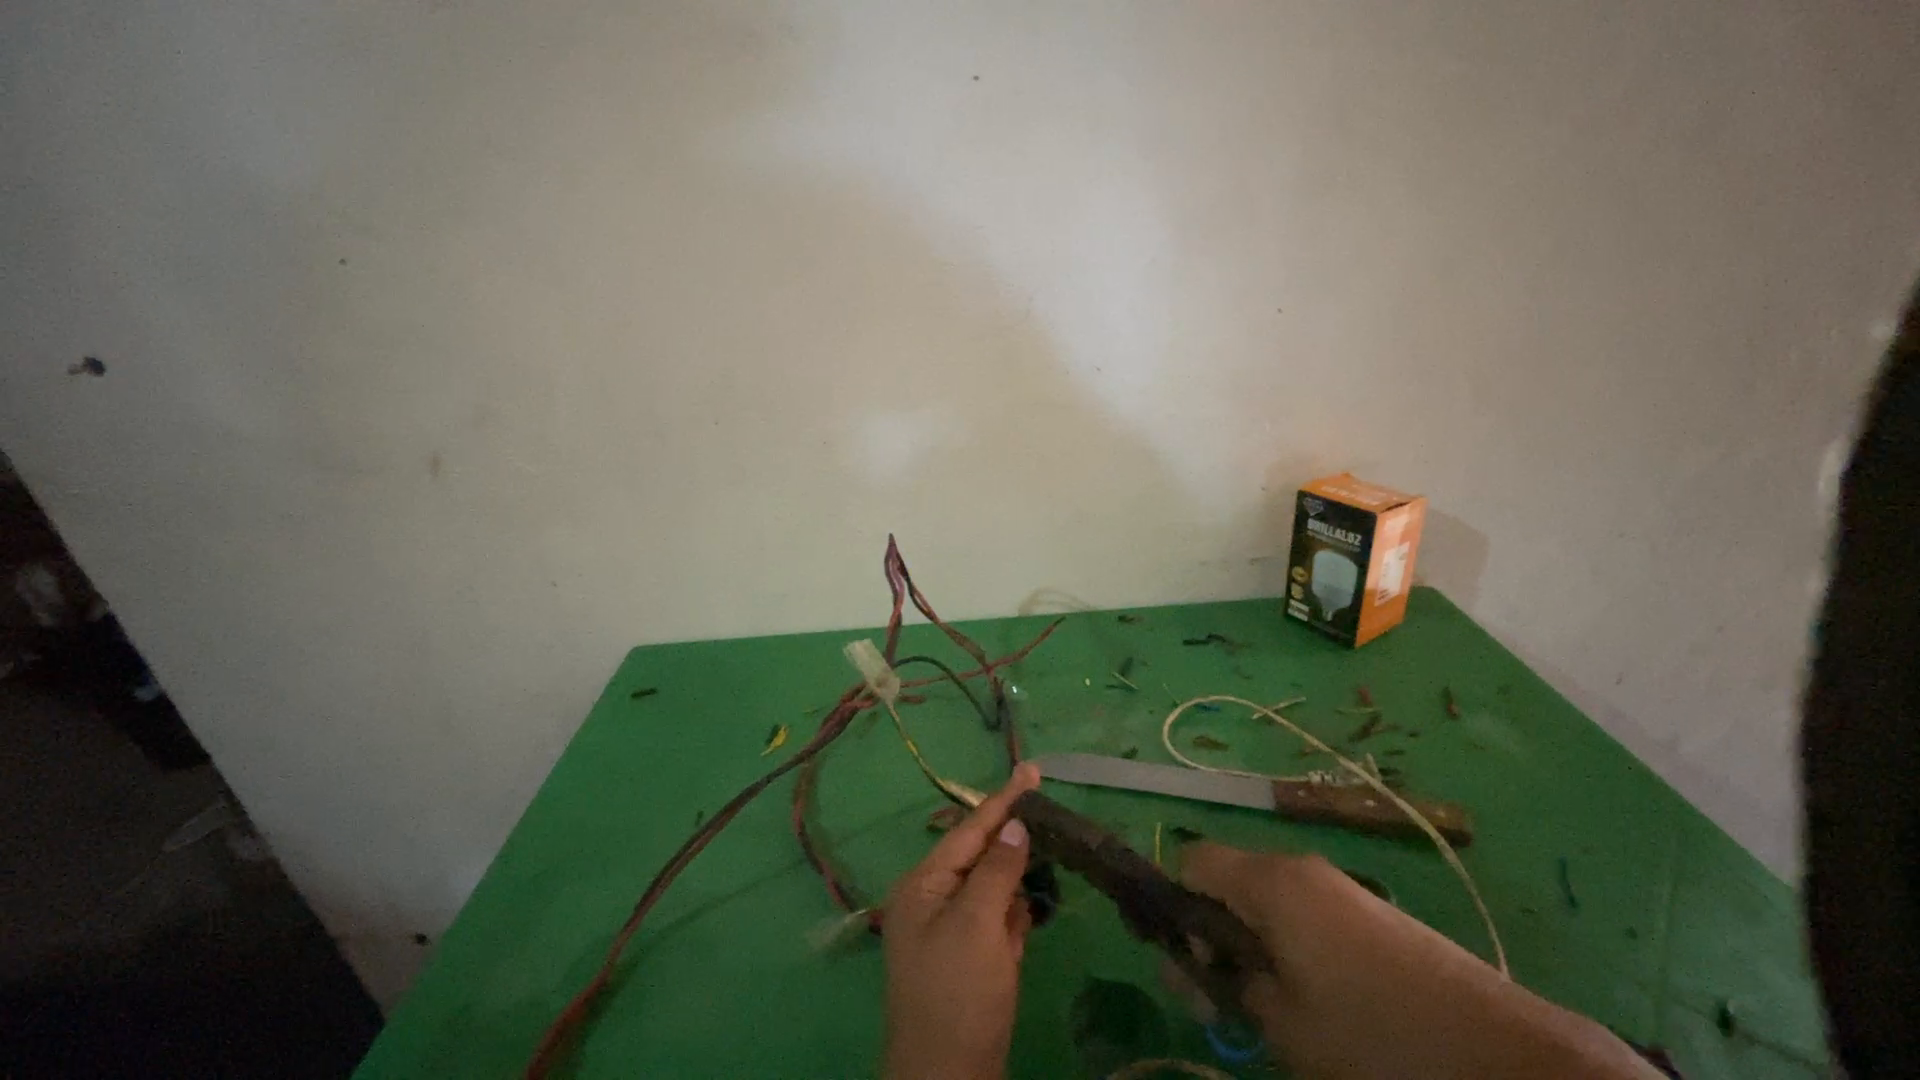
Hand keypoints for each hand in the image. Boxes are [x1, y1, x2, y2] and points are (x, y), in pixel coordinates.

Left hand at [881, 764, 1041, 1079]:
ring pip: (992, 889)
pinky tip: (1038, 902)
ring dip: (1020, 874)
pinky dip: (1016, 912)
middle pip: (980, 856)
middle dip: (1013, 835)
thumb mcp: (977, 926)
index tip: (1032, 768)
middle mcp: (933, 903)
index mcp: (923, 886)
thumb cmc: (957, 995)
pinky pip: (997, 923)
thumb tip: (1015, 825)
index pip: (970, 831)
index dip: (1003, 800)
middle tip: (1053, 810)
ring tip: (1055, 846)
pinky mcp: (971, 964)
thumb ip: (997, 871)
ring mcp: (952, 935)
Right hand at [1180, 843, 1663, 1079]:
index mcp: (1270, 881)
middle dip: (1212, 934)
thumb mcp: (1281, 1023)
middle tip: (1222, 999)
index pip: (1189, 862)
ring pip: (1264, 902)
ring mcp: (1339, 888)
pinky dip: (1289, 948)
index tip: (1192, 963)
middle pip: (1226, 881)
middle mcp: (1299, 867)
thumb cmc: (1372, 1033)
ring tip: (1268, 1007)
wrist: (1501, 1050)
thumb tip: (1193, 961)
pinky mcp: (1369, 912)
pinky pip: (1303, 914)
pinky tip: (1310, 1000)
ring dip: (1251, 946)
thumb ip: (1222, 983)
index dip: (1176, 907)